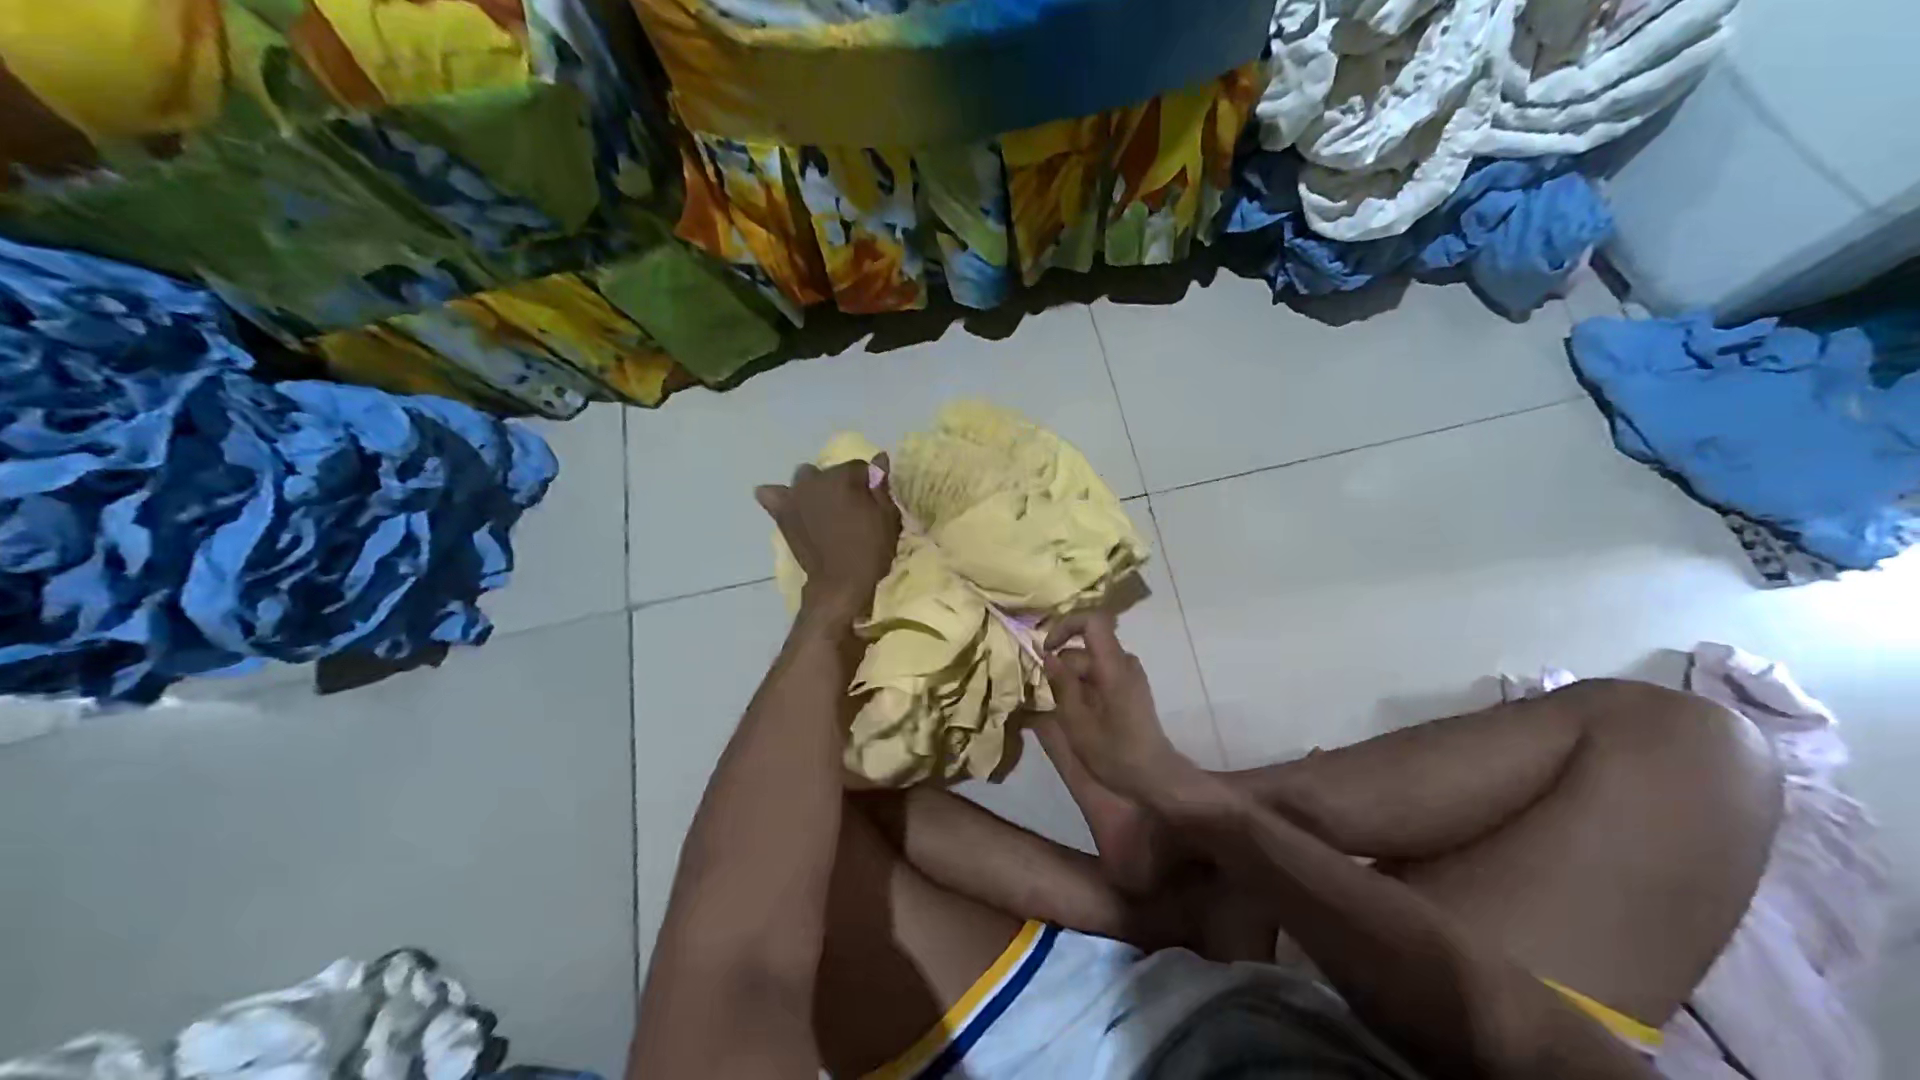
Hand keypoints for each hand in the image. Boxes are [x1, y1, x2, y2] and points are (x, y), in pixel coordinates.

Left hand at [757, 456, 900, 623]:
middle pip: (831, 472)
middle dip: (841, 484)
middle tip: (851, 509)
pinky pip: (772, 495)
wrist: (841, 583)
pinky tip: (791, 506)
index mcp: (843, 476)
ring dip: (814, 487)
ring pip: (804, 479)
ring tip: (823, 508)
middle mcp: (815, 479)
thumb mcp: (888, 516)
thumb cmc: (871, 549)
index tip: (873, 500)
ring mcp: (795, 495)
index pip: (859, 467)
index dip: (868, 483)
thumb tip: (879, 457)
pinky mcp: (782, 513)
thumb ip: (881, 485)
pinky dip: (780, 497)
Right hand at [1042, 612, 1203, 805]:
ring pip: (1090, 662)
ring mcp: (1130, 675)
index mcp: (1114, 667)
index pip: (1093, 621)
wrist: (1154, 778)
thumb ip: (1062, 684)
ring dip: (1071, 679)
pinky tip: (1078, 713)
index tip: (1046, 649)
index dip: (1066, 626)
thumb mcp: (1077, 722)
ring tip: (1061, 710)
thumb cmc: (1115, 753)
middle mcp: (1125, 663)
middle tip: (1046, 696)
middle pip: (1085, 648)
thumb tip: (1048, 655)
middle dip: (1061, 666)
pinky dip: (1083, 686)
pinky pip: (1100, 673)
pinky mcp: (1130, 687)